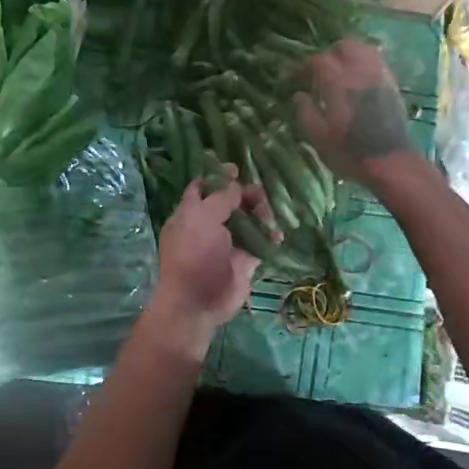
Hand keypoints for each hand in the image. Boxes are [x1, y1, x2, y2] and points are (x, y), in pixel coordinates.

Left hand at [148, 165, 269, 350]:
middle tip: (261, 193)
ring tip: (270, 214)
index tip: (237, 168)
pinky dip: (271, 237)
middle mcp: (208, 226)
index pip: (202, 188)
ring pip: (248, 220)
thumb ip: (221, 197)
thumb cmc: (193, 254)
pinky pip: (261, 243)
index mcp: (190, 213)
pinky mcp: (244, 261)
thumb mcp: (202, 217)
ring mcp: (227, 244)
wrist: (198, 300)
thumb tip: (237, 184)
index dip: (218, 176)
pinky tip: (278, 234)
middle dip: (246, 194)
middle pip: (230, 202)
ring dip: (261, 213)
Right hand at [295, 40, 412, 182]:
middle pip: (344, 46)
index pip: (318, 59)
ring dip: (350, 56)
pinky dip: (366, 64)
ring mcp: (379, 76)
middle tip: (321, 72)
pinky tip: (359, 81)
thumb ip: (305, 112)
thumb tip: (299, 95)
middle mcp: (360, 71)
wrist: (389, 162)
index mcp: (338, 81)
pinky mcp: (392, 85)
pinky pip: (378, 63)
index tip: (297, 77)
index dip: (305, 66)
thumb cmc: (349, 152)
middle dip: (330, 54)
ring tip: (342, 73)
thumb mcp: (318, 137)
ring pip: (364, 49)